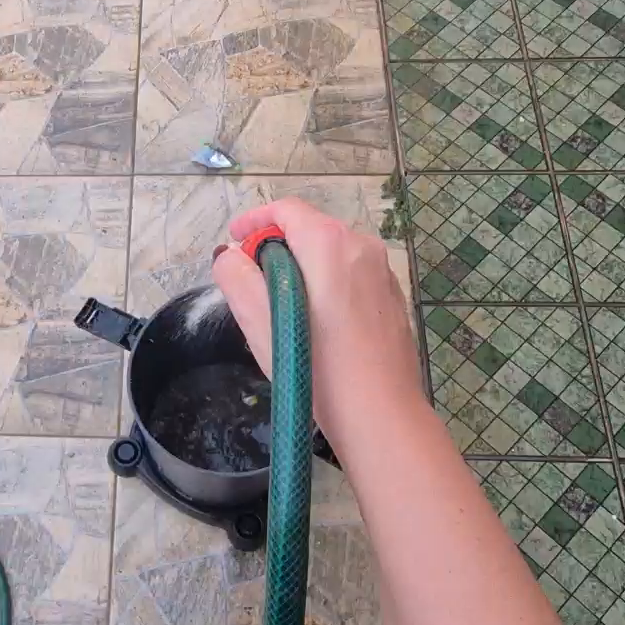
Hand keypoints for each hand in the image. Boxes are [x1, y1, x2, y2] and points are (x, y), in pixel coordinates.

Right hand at [211, 198, 425, 444]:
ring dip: (301, 268)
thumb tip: (231, 256)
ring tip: (280, 308)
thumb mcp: (259, 322)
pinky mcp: (393, 299)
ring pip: (331, 255)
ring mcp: (384, 272)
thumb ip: (236, 278)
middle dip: (276, 248)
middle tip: (251, 282)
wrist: (381, 415)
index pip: (286, 210)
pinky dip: (326, 285)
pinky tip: (317, 325)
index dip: (254, 221)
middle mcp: (362, 246)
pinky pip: (351, 277)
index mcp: (330, 243)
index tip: (234, 241)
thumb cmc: (315, 366)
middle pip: (310, 231)